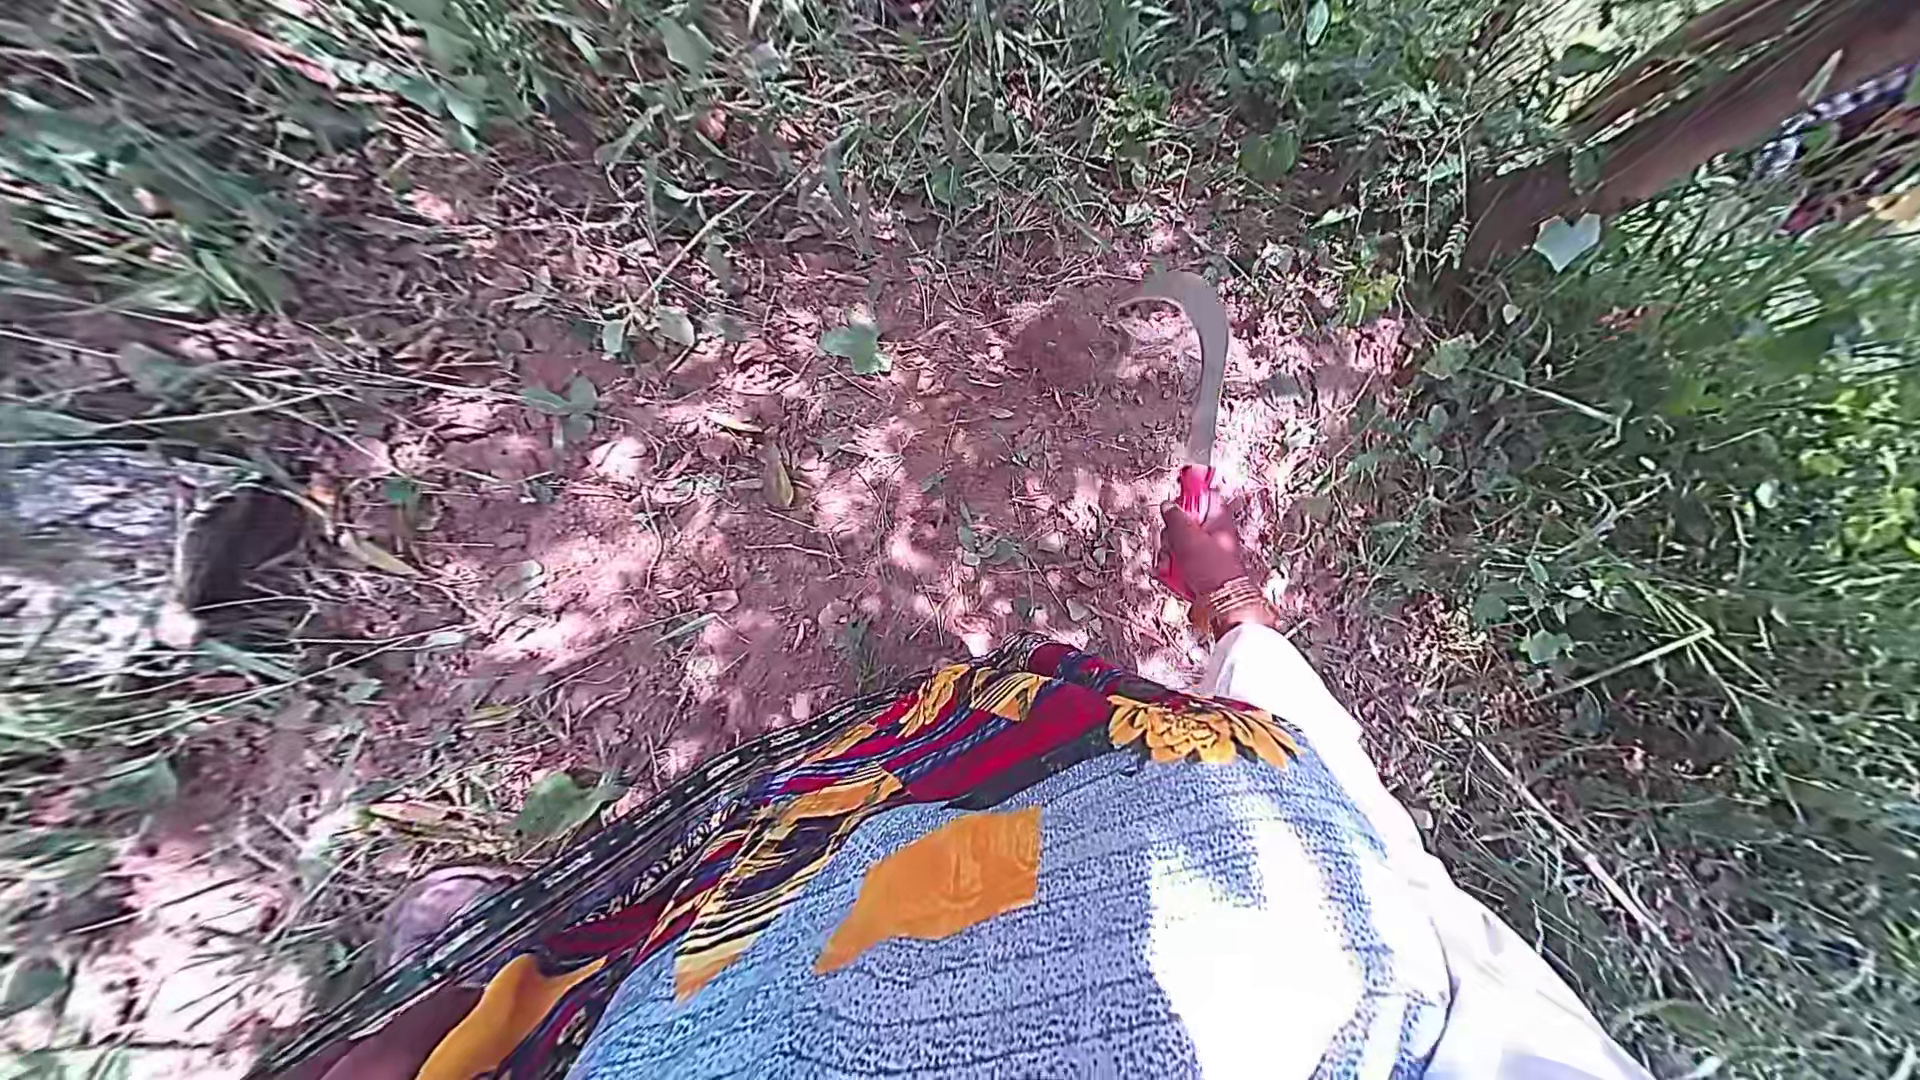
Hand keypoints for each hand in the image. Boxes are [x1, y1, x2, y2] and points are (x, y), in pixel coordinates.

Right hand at [1158, 499, 1275, 635]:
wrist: (1221, 603)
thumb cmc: (1213, 570)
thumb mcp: (1189, 537)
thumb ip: (1176, 517)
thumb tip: (1168, 505)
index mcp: (1218, 519)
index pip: (1203, 496)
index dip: (1188, 495)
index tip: (1176, 499)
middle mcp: (1212, 534)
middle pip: (1182, 522)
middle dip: (1170, 534)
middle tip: (1171, 543)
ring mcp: (1204, 552)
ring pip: (1176, 543)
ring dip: (1167, 554)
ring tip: (1168, 564)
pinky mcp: (1196, 569)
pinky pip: (1176, 561)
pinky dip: (1169, 567)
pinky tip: (1168, 574)